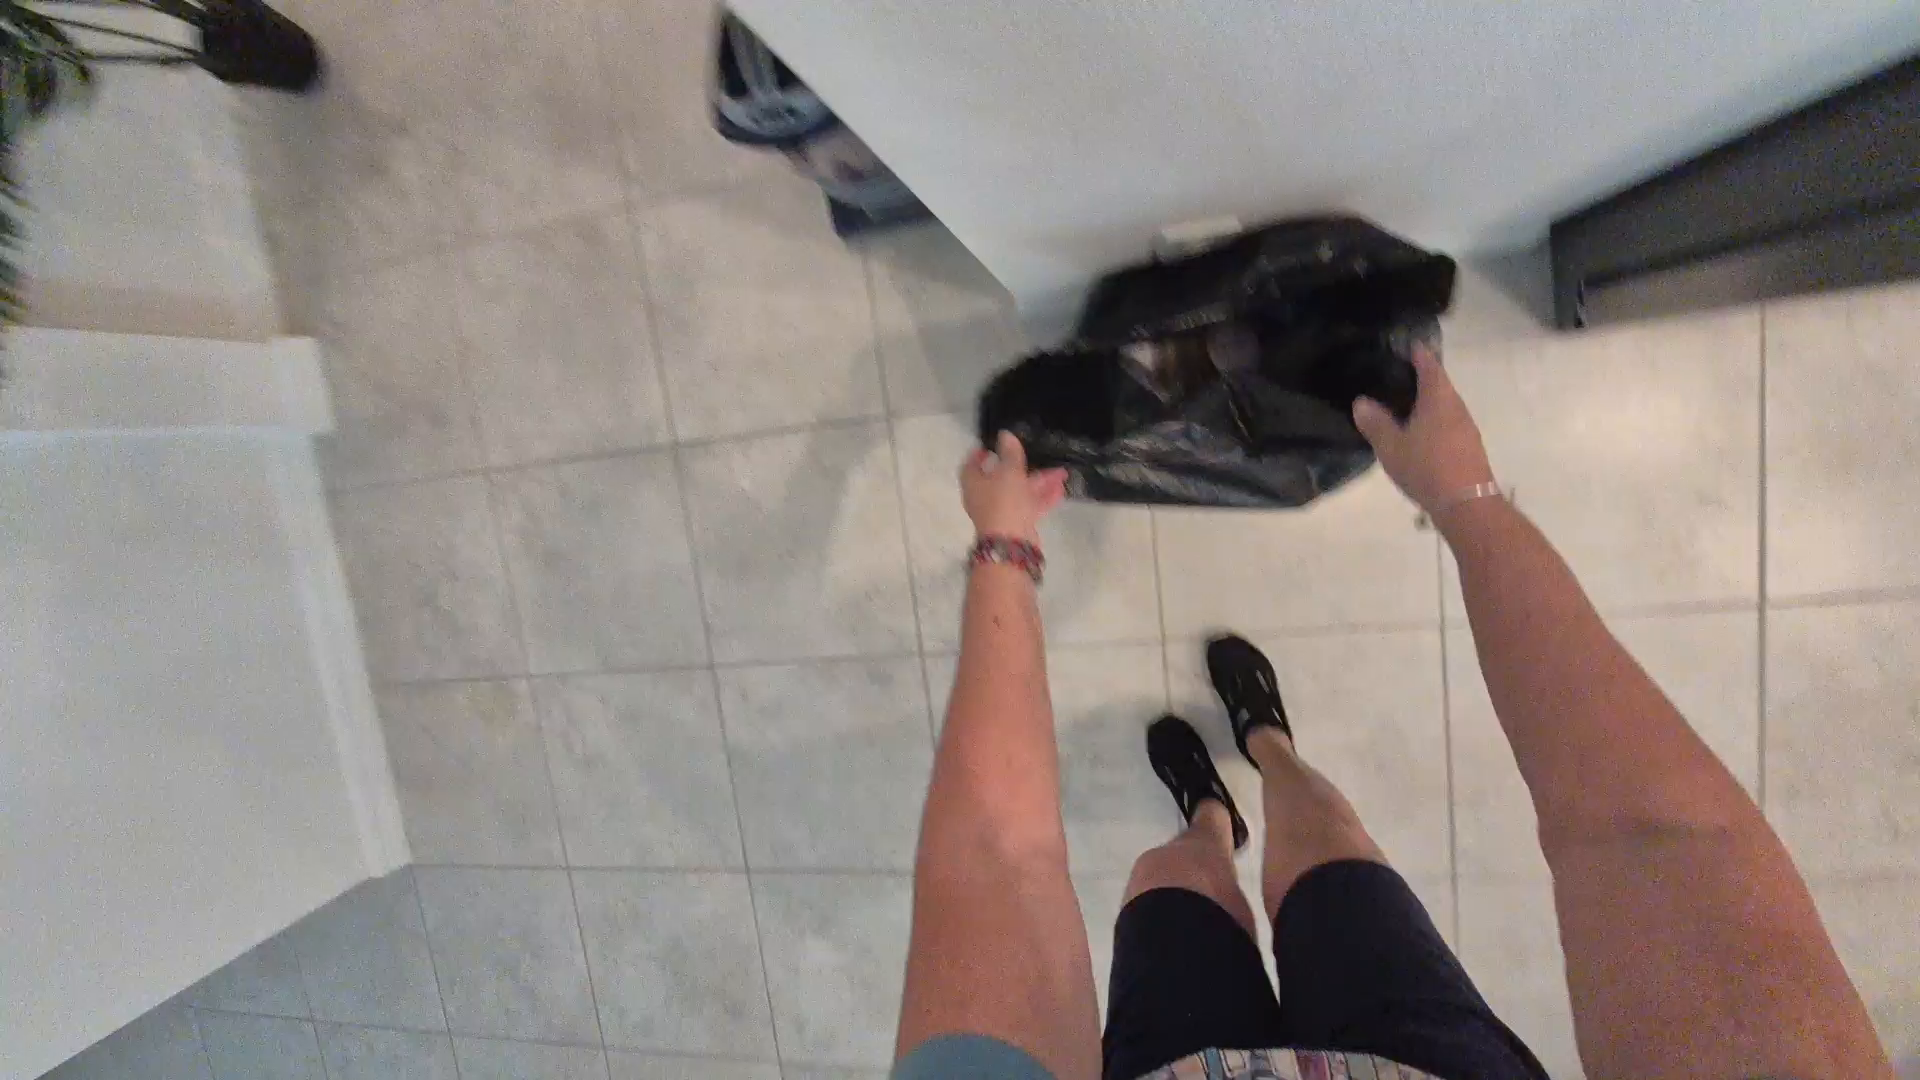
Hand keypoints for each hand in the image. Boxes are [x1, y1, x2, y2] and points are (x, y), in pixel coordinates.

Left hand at [962, 431, 1068, 543]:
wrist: (1011, 543)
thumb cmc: (1004, 502)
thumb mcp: (1009, 472)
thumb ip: (1010, 453)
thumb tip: (1005, 434)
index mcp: (974, 483)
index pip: (972, 466)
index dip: (979, 455)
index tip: (988, 447)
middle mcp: (985, 497)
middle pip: (1001, 478)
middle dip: (1022, 467)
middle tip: (1037, 455)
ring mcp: (1001, 512)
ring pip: (1020, 492)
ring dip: (1040, 482)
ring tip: (1062, 472)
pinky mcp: (1016, 524)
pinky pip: (1030, 506)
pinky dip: (1043, 497)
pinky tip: (1061, 489)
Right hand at [1351, 346, 1494, 514]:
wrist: (1465, 502)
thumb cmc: (1426, 467)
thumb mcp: (1391, 446)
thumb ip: (1375, 423)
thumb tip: (1361, 401)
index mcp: (1438, 400)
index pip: (1430, 367)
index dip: (1419, 355)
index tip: (1408, 345)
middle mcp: (1455, 407)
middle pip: (1439, 384)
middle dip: (1421, 378)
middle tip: (1395, 376)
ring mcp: (1465, 427)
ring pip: (1443, 405)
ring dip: (1426, 401)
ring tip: (1401, 405)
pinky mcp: (1466, 445)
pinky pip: (1446, 421)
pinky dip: (1431, 418)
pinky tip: (1416, 431)